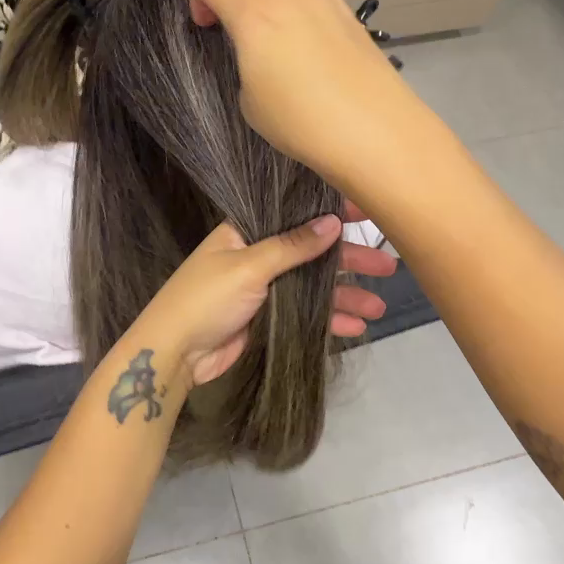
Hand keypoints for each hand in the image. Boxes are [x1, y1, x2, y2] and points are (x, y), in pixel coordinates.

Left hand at [139, 207, 396, 386]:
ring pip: (313, 285)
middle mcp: (258, 254)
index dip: (331, 210)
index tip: (368, 209)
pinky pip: (306, 314)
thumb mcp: (249, 267)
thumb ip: (292, 246)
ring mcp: (263, 287)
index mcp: (246, 230)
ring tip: (379, 306)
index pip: (295, 212)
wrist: (173, 353)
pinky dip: (329, 319)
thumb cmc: (205, 299)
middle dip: (350, 259)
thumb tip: (333, 221)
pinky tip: (356, 326)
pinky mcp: (267, 318)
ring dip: (345, 294)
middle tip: (390, 267)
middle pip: (312, 251)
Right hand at [188, 0, 432, 185]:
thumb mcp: (251, 102)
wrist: (373, 131)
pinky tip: (315, 37)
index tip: (206, 22)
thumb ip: (249, 65)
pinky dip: (315, 1)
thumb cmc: (300, 122)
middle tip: (245, 9)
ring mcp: (329, 3)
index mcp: (254, 16)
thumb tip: (262, 56)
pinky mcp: (355, 19)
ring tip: (285, 13)